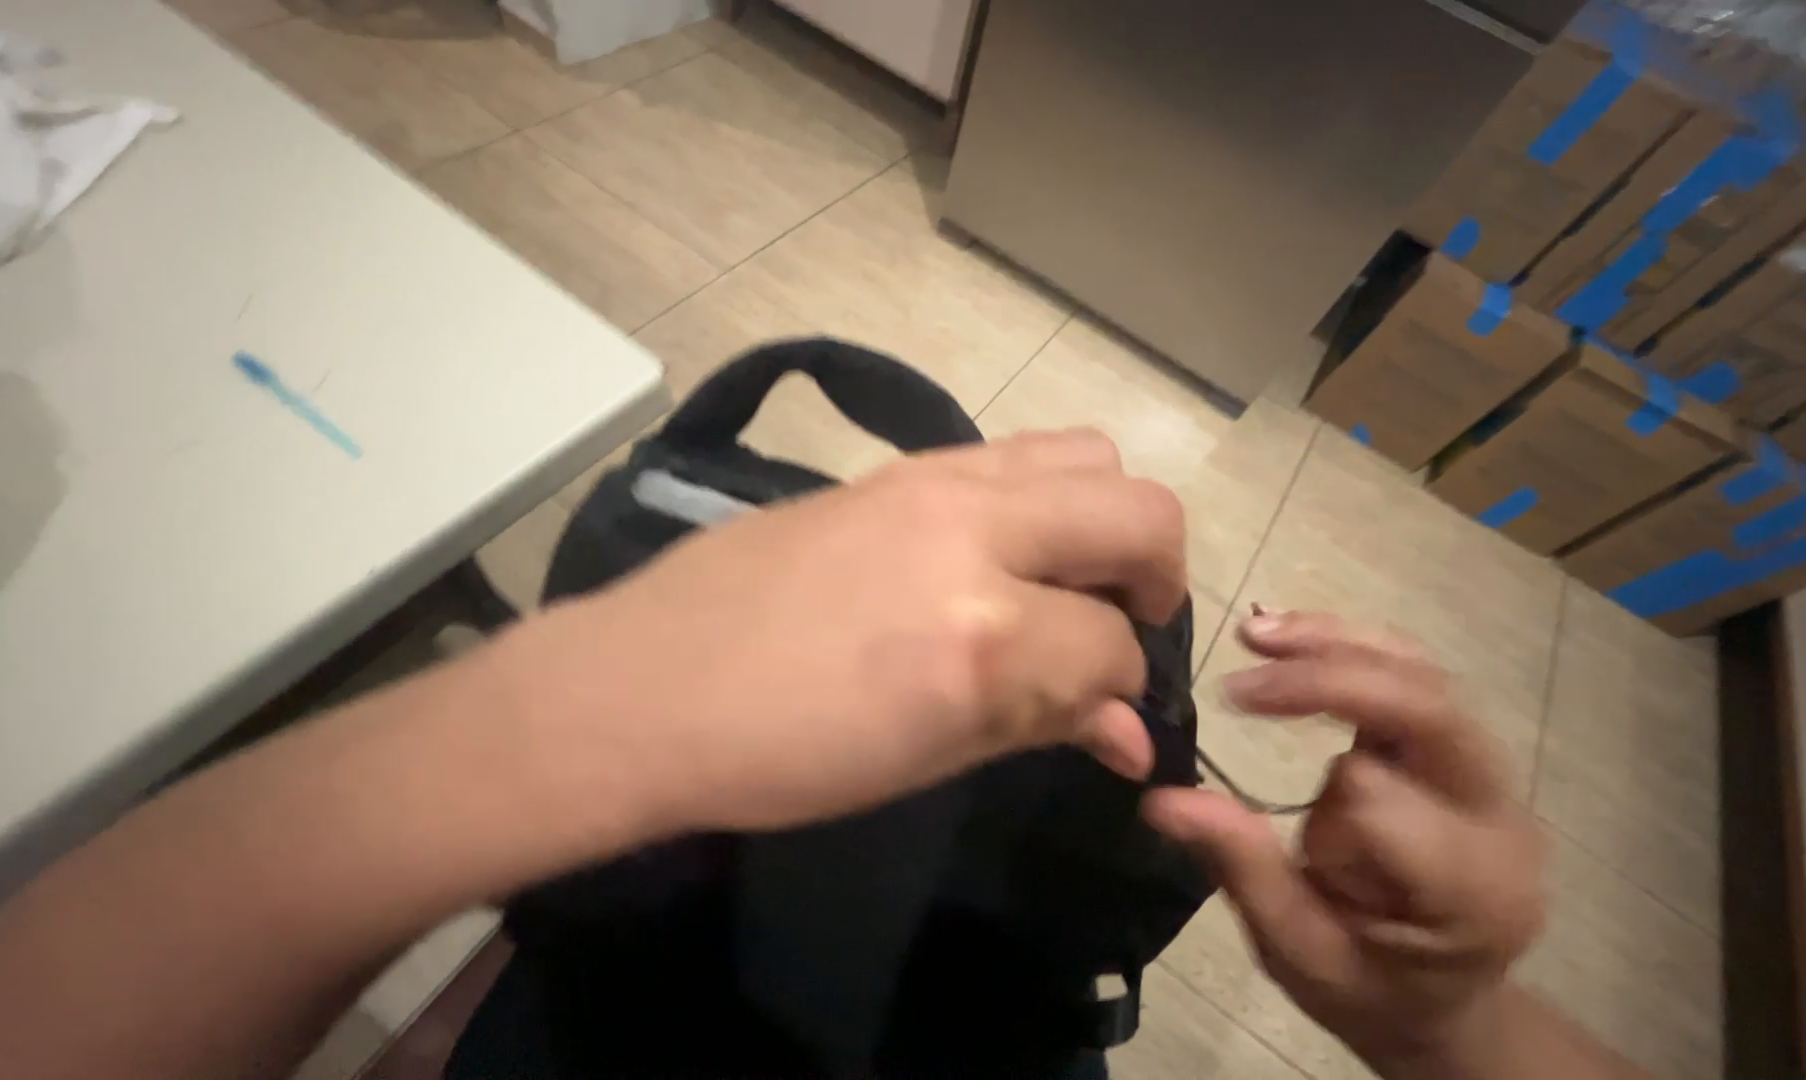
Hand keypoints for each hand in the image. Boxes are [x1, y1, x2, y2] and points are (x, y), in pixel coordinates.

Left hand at [495, 428, 1187, 847]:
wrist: (646, 685)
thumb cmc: (782, 755)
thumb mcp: (926, 761)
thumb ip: (1044, 725)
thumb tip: (1131, 730)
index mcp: (981, 635)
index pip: (1116, 644)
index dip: (1123, 687)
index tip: (1101, 710)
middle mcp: (974, 532)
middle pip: (1140, 512)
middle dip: (1158, 575)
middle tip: (1123, 622)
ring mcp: (933, 481)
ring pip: (1087, 455)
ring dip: (1105, 519)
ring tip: (1069, 575)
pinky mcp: (895, 464)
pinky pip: (1014, 454)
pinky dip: (1042, 499)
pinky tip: (1001, 551)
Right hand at [1144, 611, 1545, 1066]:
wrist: (1437, 993)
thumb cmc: (1366, 987)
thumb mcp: (1298, 951)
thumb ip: (1242, 867)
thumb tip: (1161, 800)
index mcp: (1472, 889)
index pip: (1394, 810)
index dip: (1327, 807)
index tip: (1255, 818)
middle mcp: (1494, 814)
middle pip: (1426, 714)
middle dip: (1328, 685)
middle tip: (1238, 686)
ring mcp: (1483, 773)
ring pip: (1422, 676)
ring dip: (1336, 644)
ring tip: (1259, 632)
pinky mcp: (1452, 746)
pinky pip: (1409, 674)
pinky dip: (1347, 643)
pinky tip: (1289, 631)